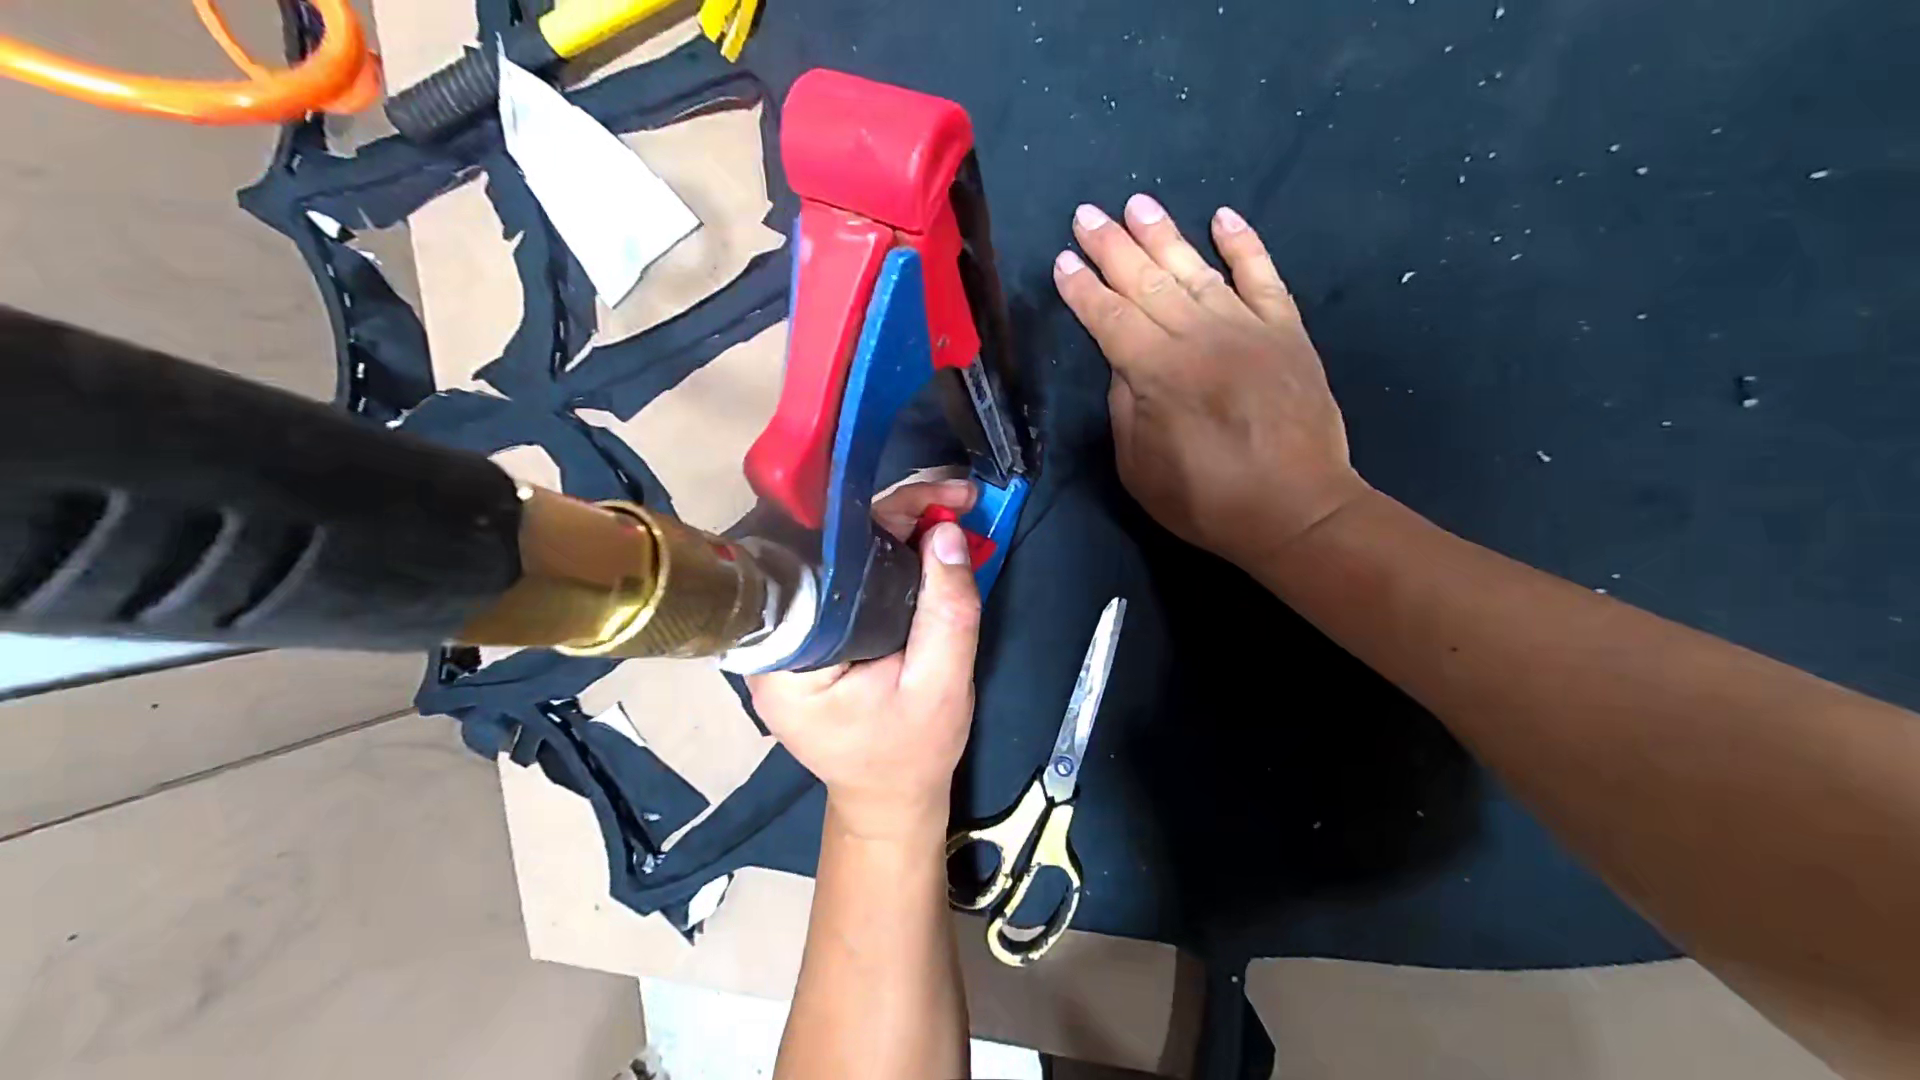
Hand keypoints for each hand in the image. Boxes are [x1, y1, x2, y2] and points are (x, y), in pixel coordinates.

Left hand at [748, 480, 981, 839]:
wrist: (890, 798)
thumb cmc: (910, 754)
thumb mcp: (941, 687)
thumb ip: (947, 613)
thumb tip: (948, 531)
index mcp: (787, 657)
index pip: (822, 561)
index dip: (875, 517)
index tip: (930, 497)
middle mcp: (777, 636)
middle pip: (832, 551)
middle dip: (896, 514)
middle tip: (954, 496)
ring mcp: (795, 632)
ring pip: (844, 559)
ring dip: (897, 527)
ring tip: (949, 507)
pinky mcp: (817, 631)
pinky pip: (851, 578)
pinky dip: (892, 552)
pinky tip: (926, 536)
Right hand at [1053, 195, 1371, 567]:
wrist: (1298, 510)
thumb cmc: (1208, 500)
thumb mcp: (1139, 469)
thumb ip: (1124, 410)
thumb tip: (1125, 366)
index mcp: (1158, 373)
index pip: (1110, 318)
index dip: (1083, 290)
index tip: (1063, 260)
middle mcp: (1199, 336)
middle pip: (1146, 282)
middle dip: (1111, 246)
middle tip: (1086, 214)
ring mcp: (1248, 327)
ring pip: (1197, 269)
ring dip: (1163, 234)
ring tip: (1137, 203)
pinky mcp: (1286, 331)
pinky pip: (1263, 276)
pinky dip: (1244, 244)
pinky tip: (1223, 217)